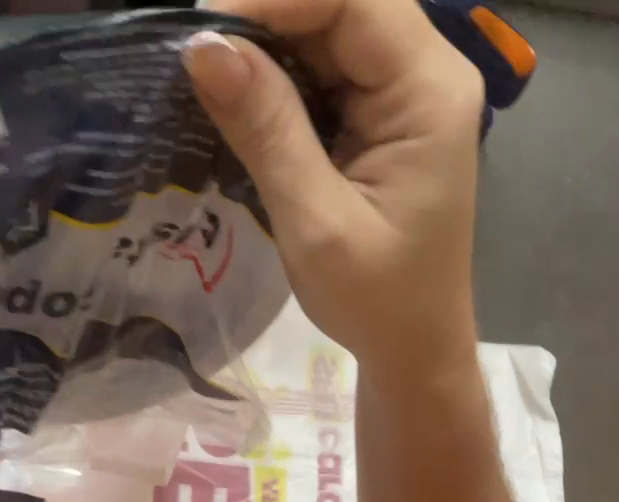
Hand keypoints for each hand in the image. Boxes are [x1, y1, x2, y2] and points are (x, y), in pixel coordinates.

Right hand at [181, 0, 485, 358]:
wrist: (412, 349)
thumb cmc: (374, 299)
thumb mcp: (314, 220)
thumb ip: (266, 129)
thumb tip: (203, 48)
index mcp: (427, 90)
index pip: (352, 0)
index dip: (273, 1)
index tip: (198, 34)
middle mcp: (424, 75)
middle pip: (341, 10)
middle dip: (263, 24)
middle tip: (190, 59)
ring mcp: (403, 98)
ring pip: (327, 41)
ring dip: (265, 54)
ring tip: (203, 80)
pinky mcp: (380, 124)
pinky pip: (325, 80)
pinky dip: (277, 88)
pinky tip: (238, 105)